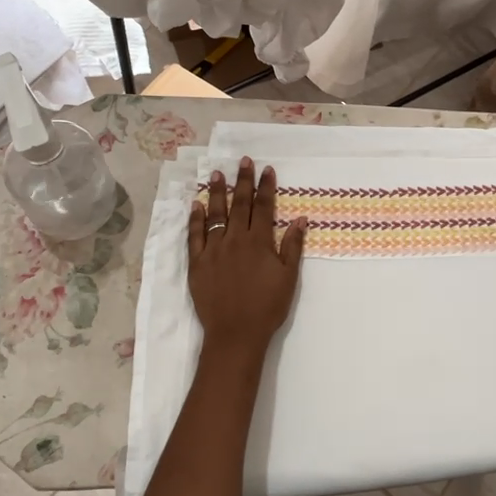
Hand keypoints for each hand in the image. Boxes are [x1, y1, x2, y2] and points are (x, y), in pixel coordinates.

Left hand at [190, 157, 307, 356]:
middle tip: (243, 161)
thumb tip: (300, 219)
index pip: (263, 206)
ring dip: (218, 192)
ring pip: (216, 214)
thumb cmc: (267, 307)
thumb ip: (292, 246)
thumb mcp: (288, 277)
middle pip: (239, 204)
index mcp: (259, 242)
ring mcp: (214, 250)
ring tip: (217, 173)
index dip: (265, 186)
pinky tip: (197, 204)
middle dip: (242, 181)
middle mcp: (236, 239)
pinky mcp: (197, 263)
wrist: (235, 334)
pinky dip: (195, 218)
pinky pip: (195, 235)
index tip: (266, 169)